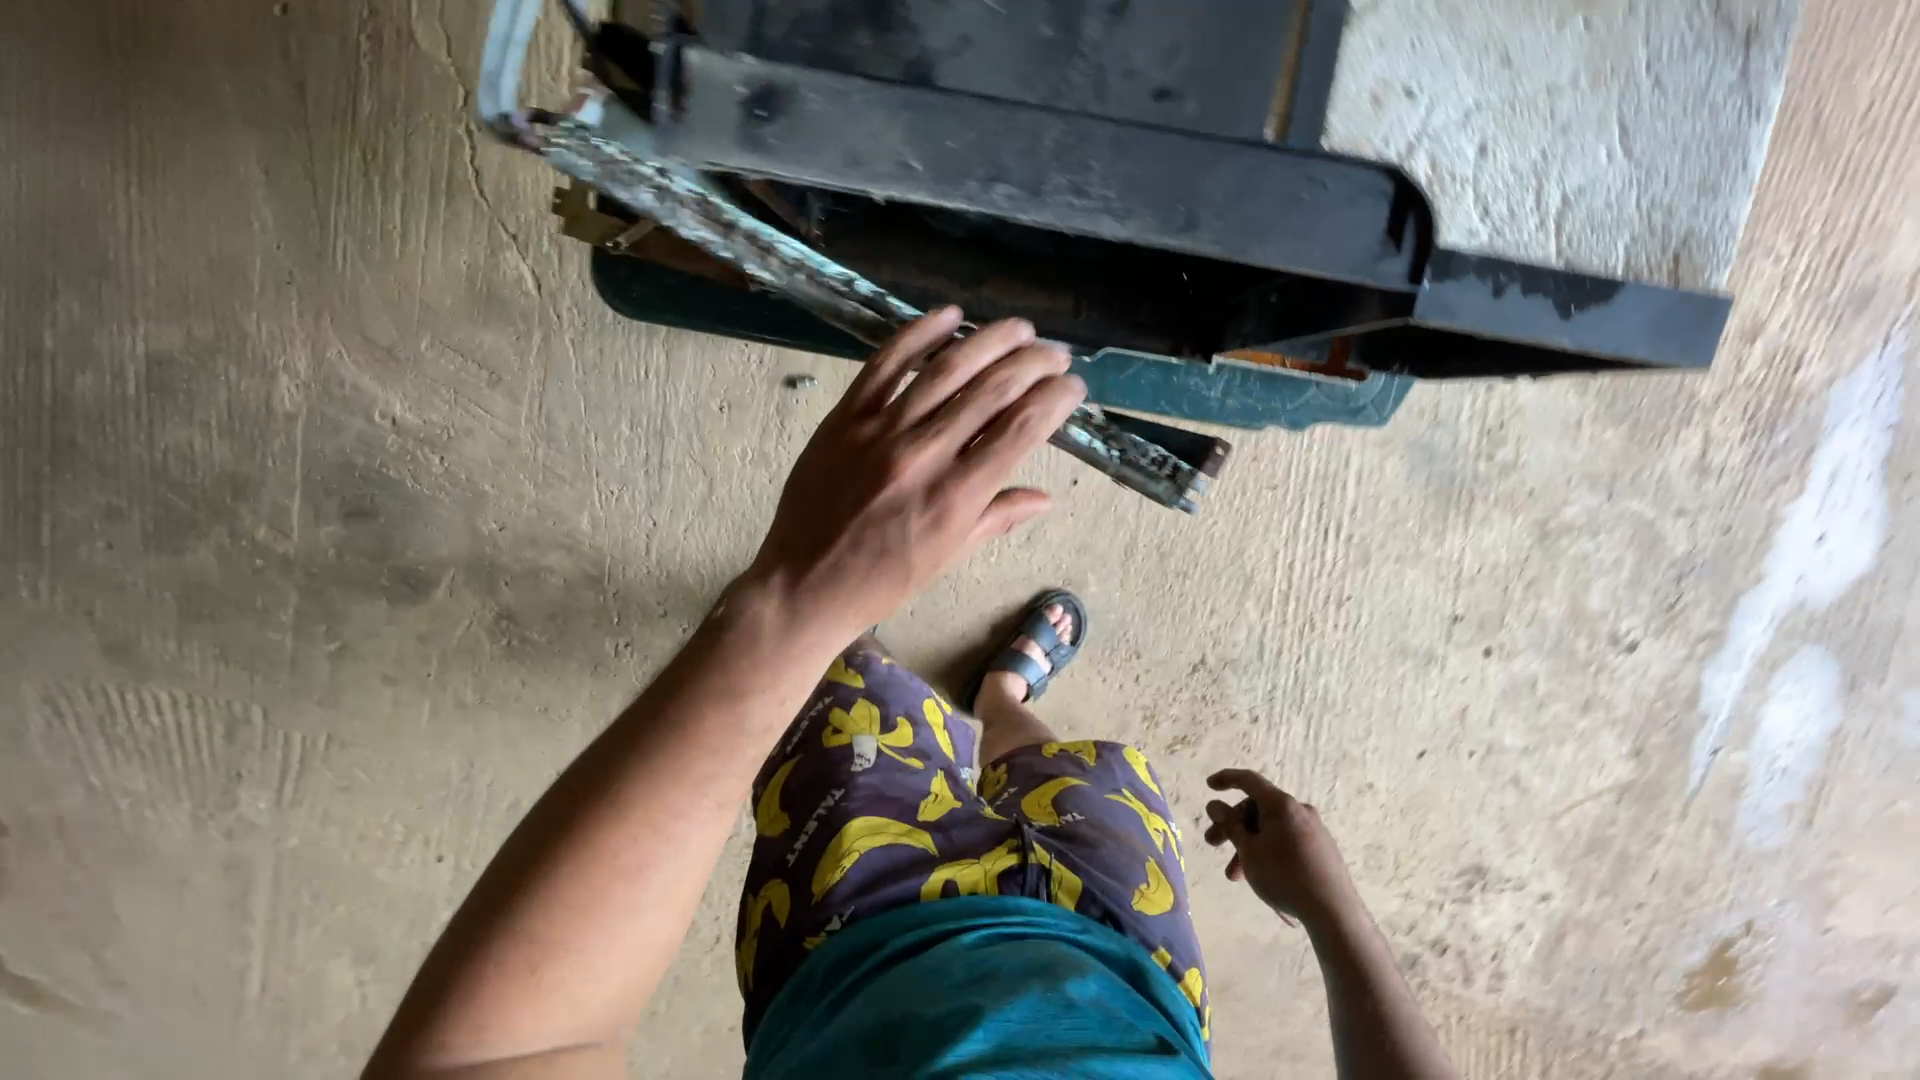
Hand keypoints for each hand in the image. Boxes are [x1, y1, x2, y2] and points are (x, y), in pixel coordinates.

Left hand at [740, 307, 1085, 641]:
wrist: (806, 583)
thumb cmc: (884, 580)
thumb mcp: (947, 557)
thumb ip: (996, 517)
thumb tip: (1045, 498)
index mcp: (956, 497)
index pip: (1020, 429)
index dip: (1055, 400)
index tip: (1072, 386)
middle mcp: (924, 455)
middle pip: (992, 390)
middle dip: (1033, 364)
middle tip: (1056, 353)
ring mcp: (881, 431)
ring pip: (946, 369)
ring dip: (989, 340)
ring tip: (1020, 329)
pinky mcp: (845, 417)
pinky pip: (885, 364)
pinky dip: (918, 335)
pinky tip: (948, 316)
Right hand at [1203, 768, 1359, 928]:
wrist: (1333, 911)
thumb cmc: (1283, 875)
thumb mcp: (1249, 850)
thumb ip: (1230, 825)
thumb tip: (1215, 805)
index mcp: (1281, 804)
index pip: (1248, 780)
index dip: (1226, 779)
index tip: (1210, 786)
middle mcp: (1299, 810)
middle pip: (1257, 809)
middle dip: (1232, 827)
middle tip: (1212, 843)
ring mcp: (1313, 830)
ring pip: (1270, 830)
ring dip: (1248, 846)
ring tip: (1236, 876)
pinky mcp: (1321, 849)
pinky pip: (1286, 841)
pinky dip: (1267, 851)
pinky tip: (1261, 875)